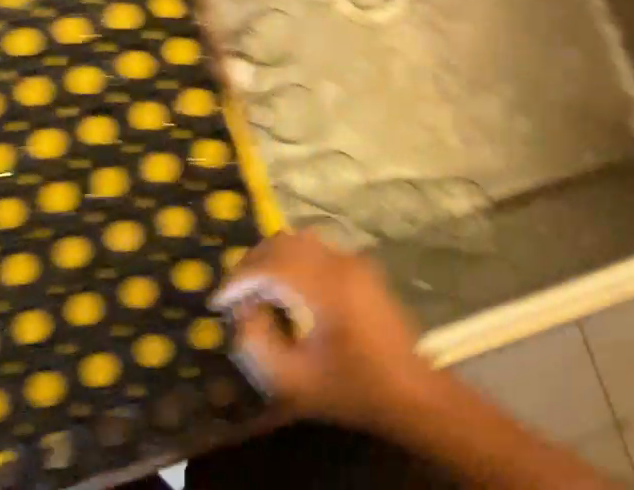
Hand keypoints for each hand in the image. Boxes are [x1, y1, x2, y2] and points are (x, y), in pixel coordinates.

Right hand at [209, 230, 430, 434]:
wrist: (412, 394)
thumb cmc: (352, 389)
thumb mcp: (294, 379)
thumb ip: (258, 342)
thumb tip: (244, 311)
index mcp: (326, 286)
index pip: (269, 263)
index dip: (239, 278)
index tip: (221, 300)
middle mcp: (340, 263)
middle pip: (283, 242)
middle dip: (253, 263)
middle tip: (236, 292)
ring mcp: (354, 261)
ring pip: (299, 241)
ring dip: (273, 258)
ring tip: (259, 288)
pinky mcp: (362, 267)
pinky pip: (316, 250)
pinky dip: (293, 260)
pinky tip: (288, 290)